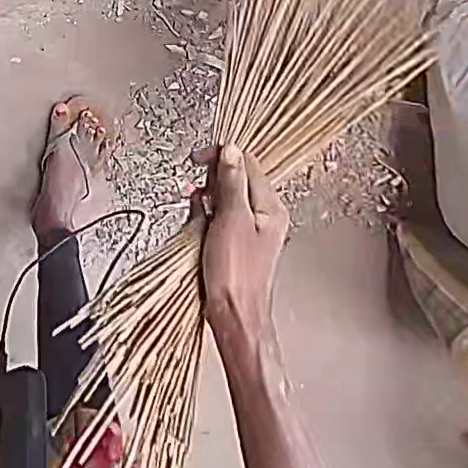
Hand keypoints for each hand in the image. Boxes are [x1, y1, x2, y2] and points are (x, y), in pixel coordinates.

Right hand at [194, 144, 289, 348]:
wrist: (233, 316)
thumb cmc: (236, 273)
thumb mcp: (232, 219)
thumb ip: (231, 182)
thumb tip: (231, 151)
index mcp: (270, 207)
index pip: (247, 164)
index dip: (222, 156)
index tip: (197, 159)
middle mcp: (263, 215)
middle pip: (236, 179)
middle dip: (211, 180)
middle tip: (198, 190)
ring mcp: (248, 228)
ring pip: (224, 197)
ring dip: (206, 198)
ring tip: (197, 212)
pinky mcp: (233, 240)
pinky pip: (218, 216)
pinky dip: (204, 215)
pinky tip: (196, 224)